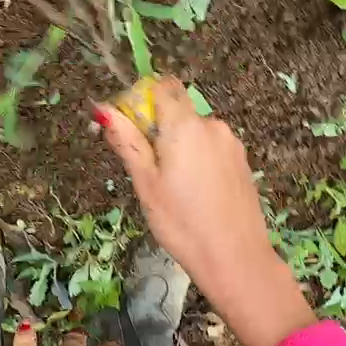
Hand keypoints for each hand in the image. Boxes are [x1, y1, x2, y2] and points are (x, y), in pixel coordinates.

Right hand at [97, 76, 316, 345]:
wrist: (236, 259)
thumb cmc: (182, 223)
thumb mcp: (145, 184)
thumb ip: (126, 141)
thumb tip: (102, 109)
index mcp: (185, 125)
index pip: (164, 86)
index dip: (145, 98)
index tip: (134, 126)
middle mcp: (212, 125)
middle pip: (179, 111)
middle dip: (161, 130)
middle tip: (150, 170)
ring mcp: (231, 143)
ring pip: (196, 132)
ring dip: (181, 146)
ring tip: (174, 189)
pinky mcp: (243, 162)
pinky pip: (212, 148)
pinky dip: (200, 160)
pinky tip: (197, 194)